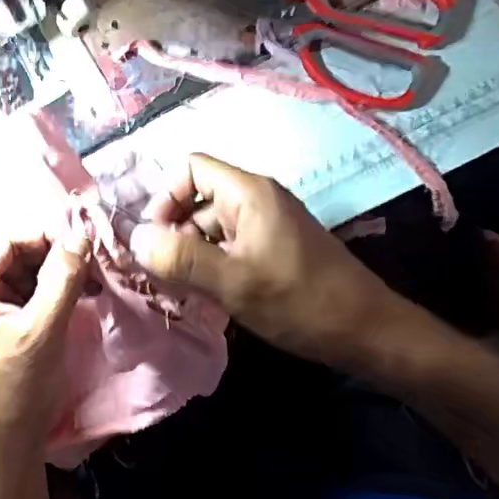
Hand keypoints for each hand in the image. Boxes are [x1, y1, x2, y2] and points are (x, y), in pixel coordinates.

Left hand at [0, 225, 91, 455]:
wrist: (5, 448)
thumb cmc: (13, 388)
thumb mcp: (40, 330)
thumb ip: (62, 278)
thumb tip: (83, 233)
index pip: (8, 239)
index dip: (47, 234)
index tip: (87, 242)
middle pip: (20, 251)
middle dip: (59, 254)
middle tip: (97, 261)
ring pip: (32, 270)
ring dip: (64, 271)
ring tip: (96, 278)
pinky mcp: (10, 320)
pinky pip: (37, 290)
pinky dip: (61, 288)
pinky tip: (87, 292)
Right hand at [129, 154, 411, 370]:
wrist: (365, 330)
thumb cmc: (299, 301)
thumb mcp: (233, 282)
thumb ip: (180, 258)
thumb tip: (134, 238)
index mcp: (249, 192)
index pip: (191, 168)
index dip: (165, 197)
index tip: (155, 240)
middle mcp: (258, 199)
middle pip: (199, 197)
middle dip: (175, 230)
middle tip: (163, 273)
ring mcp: (269, 224)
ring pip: (213, 225)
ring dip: (192, 251)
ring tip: (183, 288)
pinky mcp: (276, 248)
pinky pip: (232, 244)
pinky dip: (214, 263)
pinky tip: (209, 294)